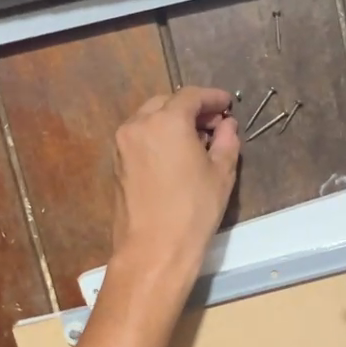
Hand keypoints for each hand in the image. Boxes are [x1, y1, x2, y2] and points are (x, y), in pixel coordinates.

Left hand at [108, 87, 240, 290]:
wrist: (153, 250)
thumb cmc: (193, 211)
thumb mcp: (221, 174)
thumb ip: (226, 141)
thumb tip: (226, 126)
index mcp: (166, 121)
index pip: (191, 96)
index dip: (213, 98)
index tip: (228, 105)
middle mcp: (139, 125)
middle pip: (167, 103)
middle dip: (191, 108)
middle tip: (215, 124)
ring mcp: (123, 144)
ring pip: (150, 119)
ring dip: (173, 122)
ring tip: (197, 141)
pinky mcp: (117, 163)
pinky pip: (141, 137)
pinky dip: (159, 137)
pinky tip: (177, 155)